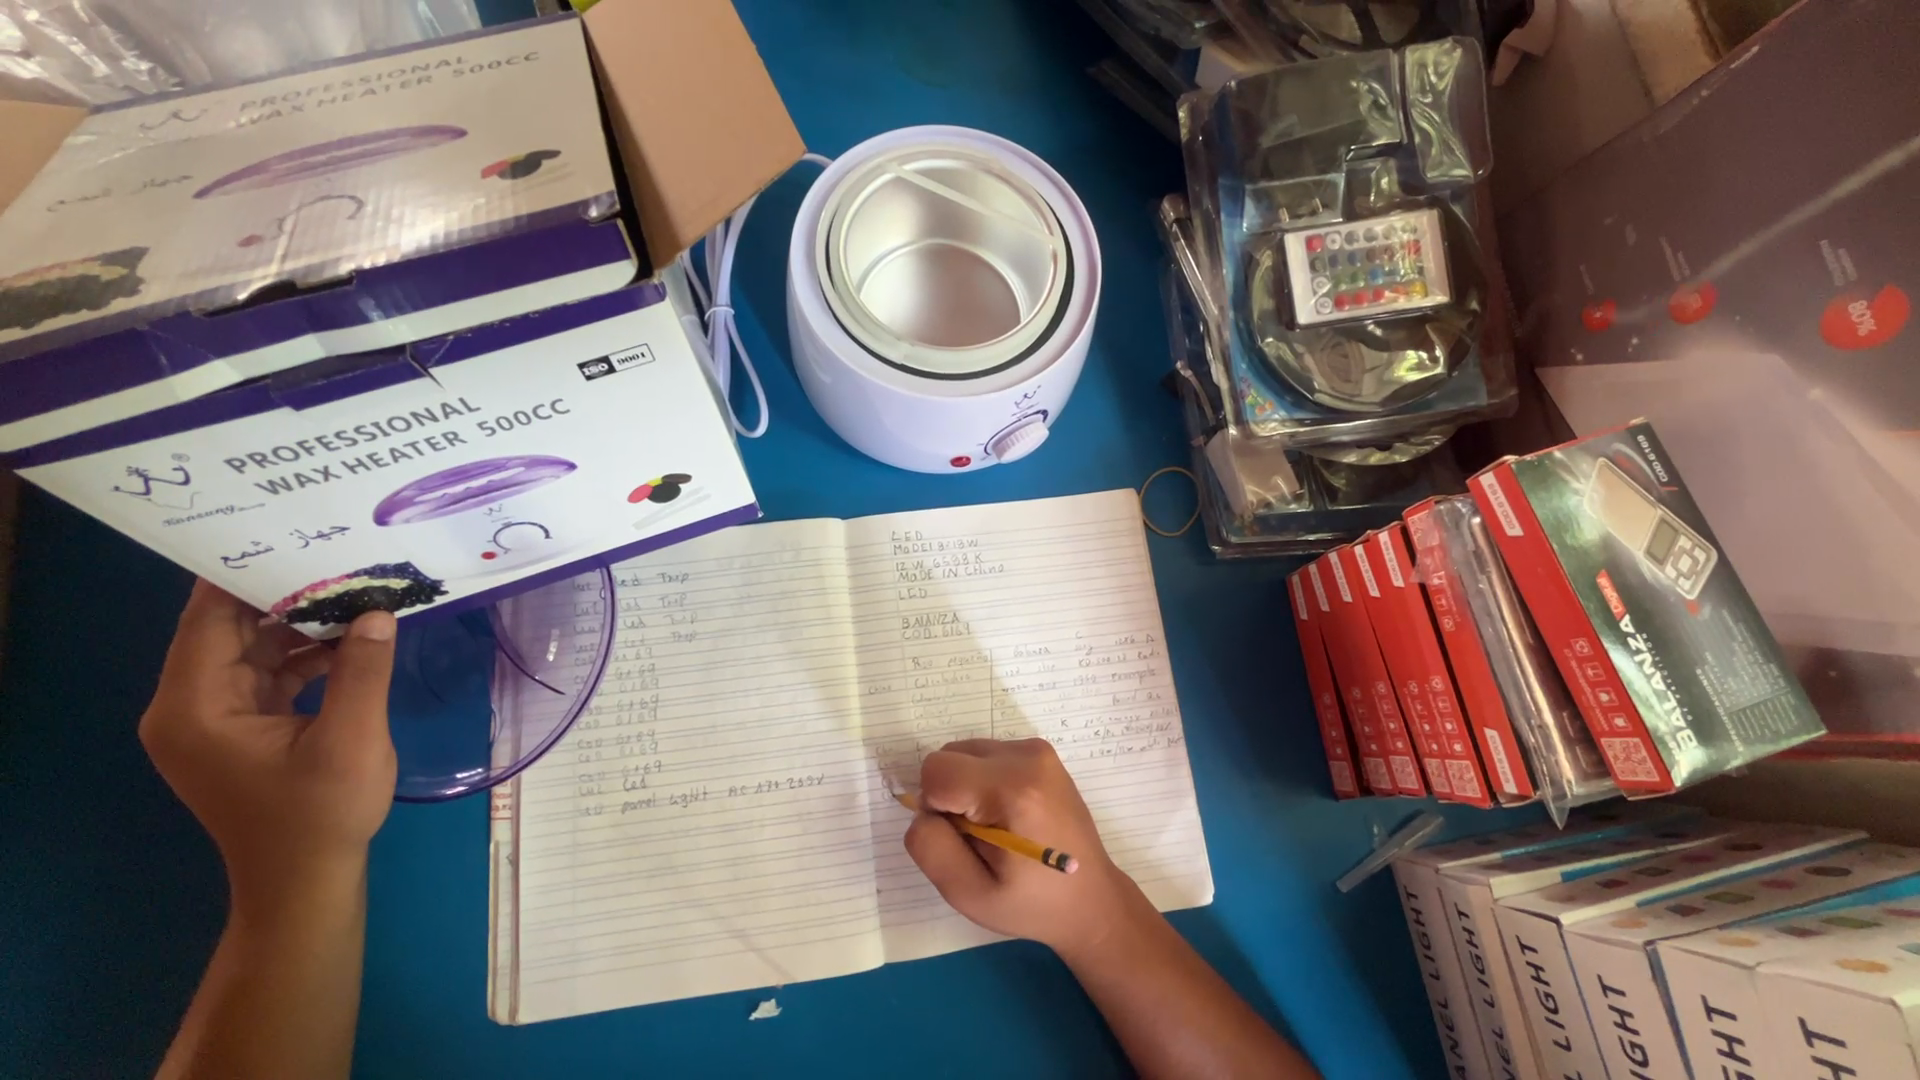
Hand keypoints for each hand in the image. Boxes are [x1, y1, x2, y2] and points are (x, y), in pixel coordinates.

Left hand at [140, 581, 398, 911]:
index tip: (286, 536)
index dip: (241, 577)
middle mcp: (189, 707)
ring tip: (355, 590)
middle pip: (227, 632)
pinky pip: (267, 674)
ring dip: (300, 625)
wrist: (304, 879)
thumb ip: (361, 671)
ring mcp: (214, 719)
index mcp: (194, 707)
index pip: (207, 622)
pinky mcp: (241, 729)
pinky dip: (305, 655)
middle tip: (338, 557)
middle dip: (282, 596)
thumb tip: (378, 611)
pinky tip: (351, 638)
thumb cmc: (320, 813)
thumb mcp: (350, 738)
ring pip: (251, 651)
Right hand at [903, 738, 1146, 957]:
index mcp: (1013, 789)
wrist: (1090, 899)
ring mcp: (1037, 749)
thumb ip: (930, 847)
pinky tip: (1008, 813)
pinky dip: (982, 780)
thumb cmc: (1031, 904)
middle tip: (980, 838)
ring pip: (964, 753)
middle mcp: (1028, 756)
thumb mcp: (968, 894)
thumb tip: (922, 809)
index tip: (963, 839)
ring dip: (965, 787)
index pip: (936, 771)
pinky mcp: (1040, 751)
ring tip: (997, 826)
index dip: (935, 808)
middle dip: (949, 795)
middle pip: (948, 756)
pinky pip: (985, 754)